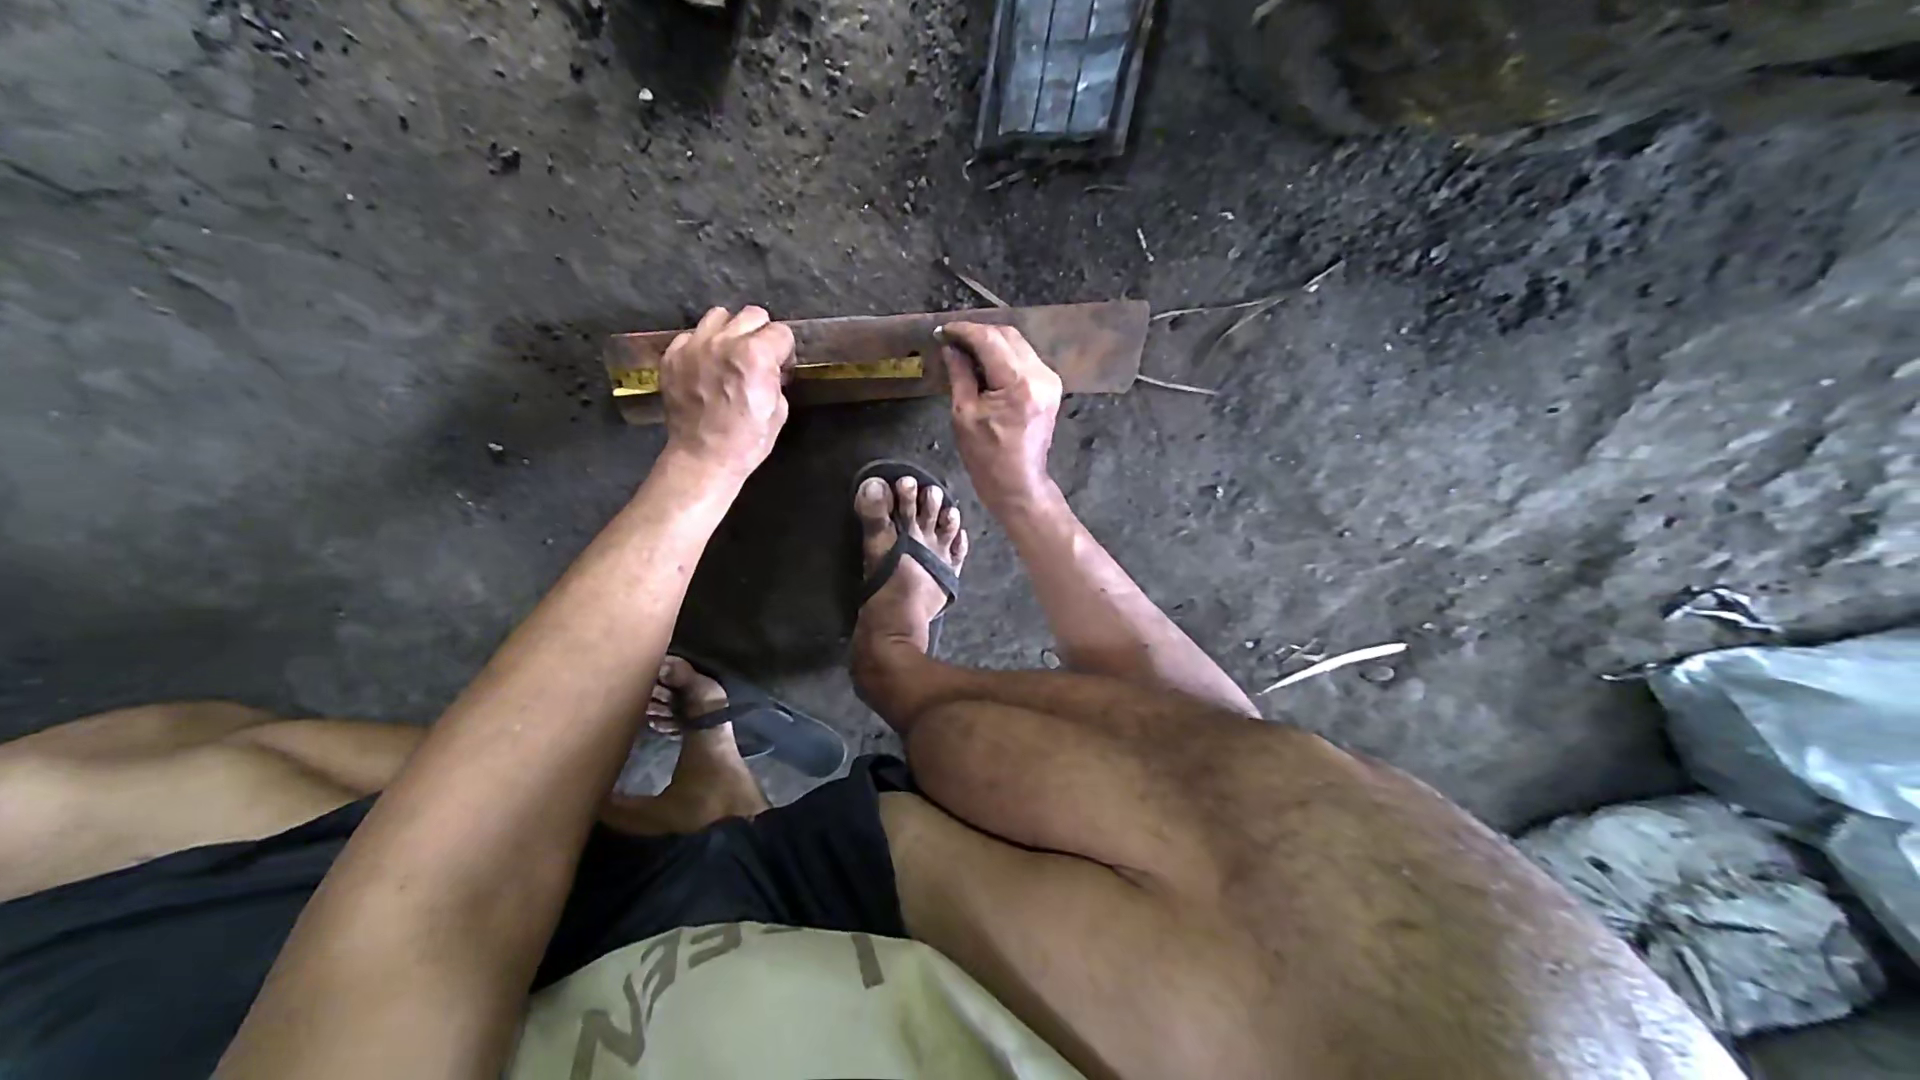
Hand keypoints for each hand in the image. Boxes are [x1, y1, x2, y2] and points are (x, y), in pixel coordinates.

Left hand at [659, 306, 792, 481]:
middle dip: (761, 334)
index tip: (781, 368)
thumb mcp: (778, 409)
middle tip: (758, 359)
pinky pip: (691, 336)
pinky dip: (702, 346)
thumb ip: (774, 377)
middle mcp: (724, 342)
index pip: (781, 332)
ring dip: (730, 332)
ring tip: (729, 355)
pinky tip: (706, 367)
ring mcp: (694, 346)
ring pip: (719, 316)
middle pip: (752, 315)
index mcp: (756, 355)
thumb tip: (770, 368)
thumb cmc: (748, 440)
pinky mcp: (673, 356)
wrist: (704, 457)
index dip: (785, 352)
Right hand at [939, 322, 1063, 509]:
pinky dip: (1004, 356)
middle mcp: (1040, 376)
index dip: (964, 331)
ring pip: (1018, 344)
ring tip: (965, 351)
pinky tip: (985, 364)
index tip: (943, 331)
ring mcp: (1049, 380)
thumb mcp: (964, 415)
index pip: (990, 340)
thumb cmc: (987, 458)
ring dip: (991, 343)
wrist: (1019, 484)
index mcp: (1018, 384)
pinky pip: (1025, 359)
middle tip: (952, 339)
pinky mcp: (1050, 387)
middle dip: (978, 333)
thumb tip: (951, 348)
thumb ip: (959, 375)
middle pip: (1008, 335)